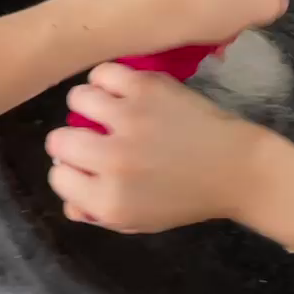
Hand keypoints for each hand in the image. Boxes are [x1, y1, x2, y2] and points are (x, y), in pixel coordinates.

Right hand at [46, 61, 271, 231]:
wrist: (235, 168)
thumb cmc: (187, 197)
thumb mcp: (140, 220)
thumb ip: (98, 213)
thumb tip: (68, 197)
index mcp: (110, 199)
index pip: (59, 177)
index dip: (70, 171)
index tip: (84, 167)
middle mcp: (113, 159)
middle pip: (58, 140)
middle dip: (71, 142)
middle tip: (91, 139)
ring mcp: (128, 118)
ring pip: (77, 100)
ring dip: (87, 108)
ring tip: (104, 111)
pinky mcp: (145, 87)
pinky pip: (103, 73)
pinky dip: (106, 80)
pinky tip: (117, 91)